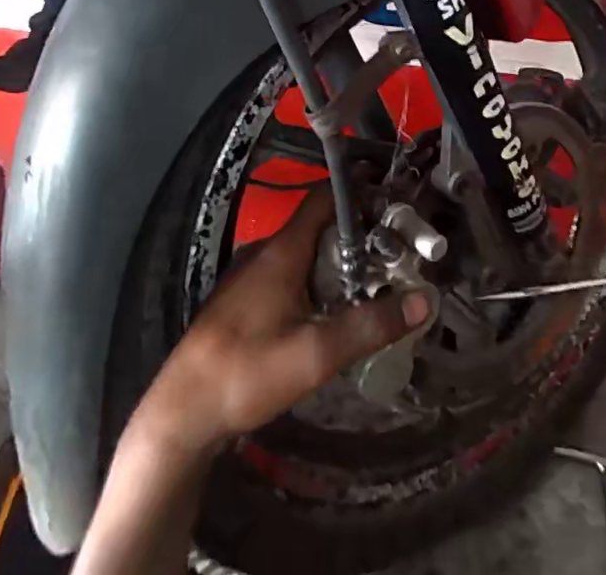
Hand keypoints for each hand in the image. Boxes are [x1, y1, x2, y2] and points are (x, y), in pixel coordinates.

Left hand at [133, 190, 431, 452]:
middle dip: (362, 231)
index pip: (324, 198)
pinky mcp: (248, 299)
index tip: (396, 199)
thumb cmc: (246, 373)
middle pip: (320, 224)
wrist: (181, 413)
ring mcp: (253, 275)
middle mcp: (266, 253)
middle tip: (401, 247)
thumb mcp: (316, 354)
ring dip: (343, 256)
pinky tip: (340, 305)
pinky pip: (294, 272)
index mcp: (281, 251)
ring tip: (382, 274)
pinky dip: (323, 276)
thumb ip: (370, 325)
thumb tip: (424, 300)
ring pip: (308, 251)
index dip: (360, 191)